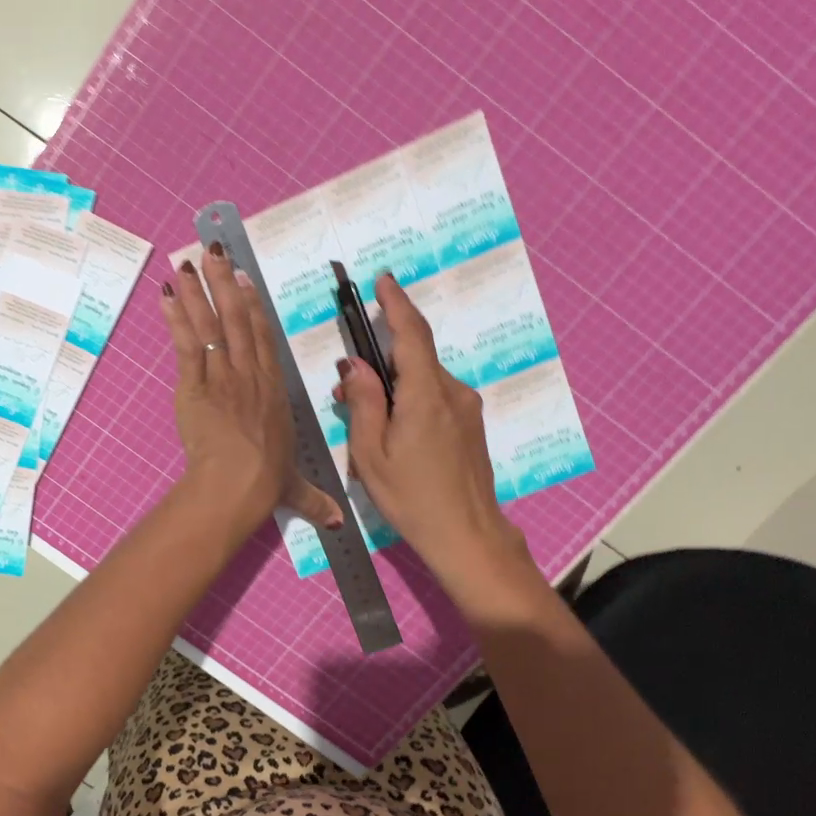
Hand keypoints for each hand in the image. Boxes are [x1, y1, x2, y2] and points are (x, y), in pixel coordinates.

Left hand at [161, 246, 341, 537]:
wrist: (237, 484)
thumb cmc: (266, 483)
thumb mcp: (294, 488)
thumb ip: (313, 499)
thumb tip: (336, 521)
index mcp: (273, 389)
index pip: (262, 337)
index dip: (252, 304)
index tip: (244, 277)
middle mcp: (250, 373)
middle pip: (237, 318)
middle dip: (224, 282)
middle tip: (212, 250)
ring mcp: (223, 374)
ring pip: (211, 324)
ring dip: (197, 290)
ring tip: (185, 261)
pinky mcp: (195, 384)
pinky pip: (186, 344)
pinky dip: (175, 317)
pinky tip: (165, 294)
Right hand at [333, 274, 536, 603]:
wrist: (467, 534)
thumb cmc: (411, 498)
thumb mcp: (371, 454)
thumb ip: (363, 404)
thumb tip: (355, 367)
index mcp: (425, 394)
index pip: (411, 333)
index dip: (396, 303)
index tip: (382, 281)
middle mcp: (452, 392)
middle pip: (414, 358)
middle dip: (380, 361)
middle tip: (346, 387)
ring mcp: (466, 408)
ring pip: (422, 380)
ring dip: (392, 386)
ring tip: (364, 419)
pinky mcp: (469, 425)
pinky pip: (433, 398)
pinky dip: (408, 400)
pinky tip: (390, 430)